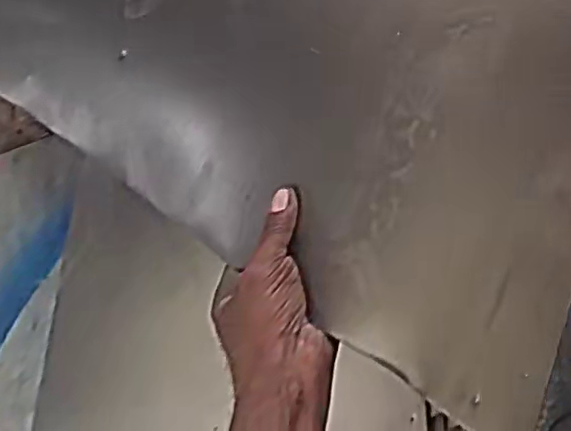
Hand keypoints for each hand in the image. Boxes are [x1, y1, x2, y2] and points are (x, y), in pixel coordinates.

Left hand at [212, 188, 334, 430]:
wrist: (295, 371)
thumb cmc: (263, 339)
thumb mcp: (263, 270)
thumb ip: (273, 234)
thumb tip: (280, 200)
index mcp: (234, 293)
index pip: (249, 247)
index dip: (266, 224)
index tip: (284, 202)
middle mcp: (259, 301)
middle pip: (280, 254)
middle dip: (295, 239)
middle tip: (308, 219)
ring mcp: (288, 305)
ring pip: (305, 266)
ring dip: (316, 255)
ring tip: (324, 241)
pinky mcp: (316, 308)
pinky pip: (327, 276)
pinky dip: (334, 268)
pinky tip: (336, 262)